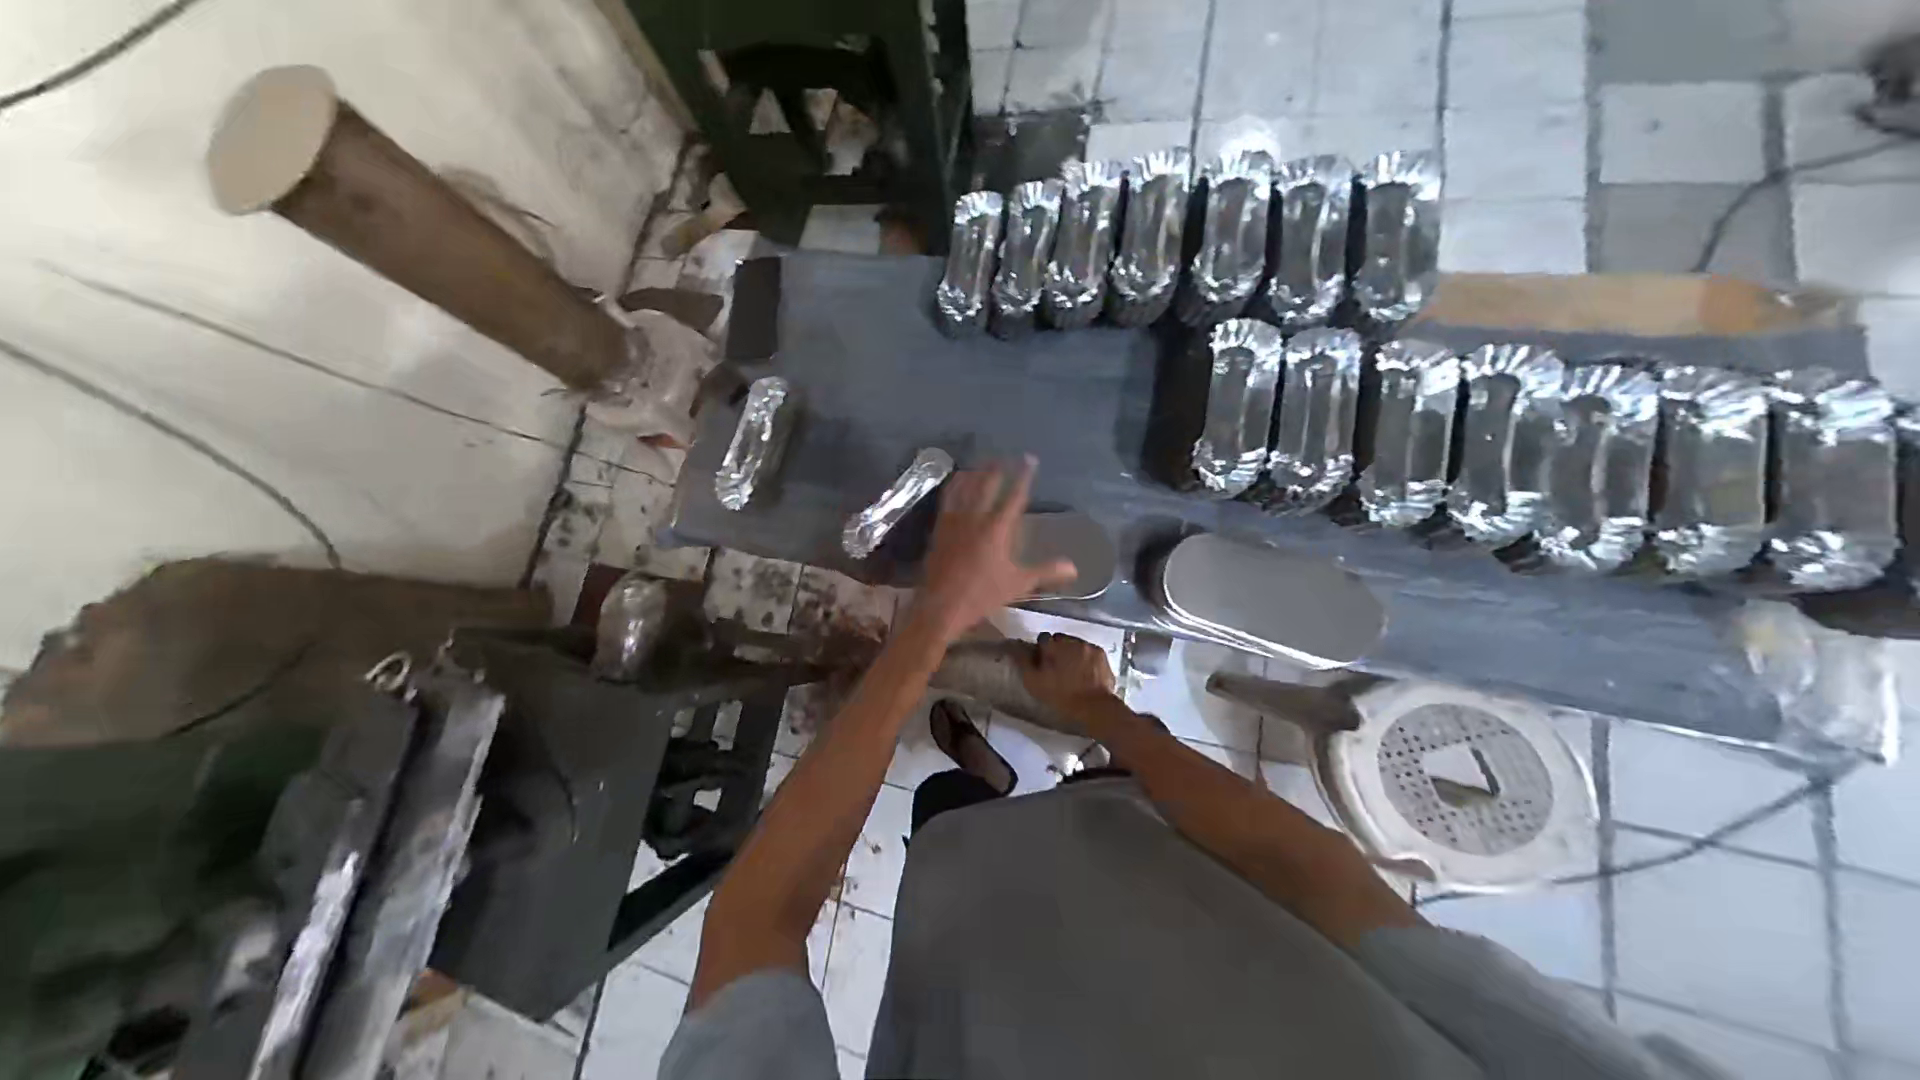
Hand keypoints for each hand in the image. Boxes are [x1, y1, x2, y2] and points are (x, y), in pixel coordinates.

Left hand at [912, 457, 1075, 639]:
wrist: (941, 604)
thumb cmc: (982, 595)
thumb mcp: (1018, 584)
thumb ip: (1046, 571)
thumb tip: (1074, 567)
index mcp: (997, 528)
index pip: (1014, 495)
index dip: (1024, 475)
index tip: (1030, 459)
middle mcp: (975, 517)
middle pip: (987, 483)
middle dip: (998, 468)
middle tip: (1006, 457)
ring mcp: (954, 520)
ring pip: (964, 487)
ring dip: (975, 473)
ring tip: (981, 464)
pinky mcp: (939, 527)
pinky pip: (947, 499)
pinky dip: (954, 486)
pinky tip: (956, 484)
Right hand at [1022, 631, 1118, 713]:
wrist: (1095, 707)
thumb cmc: (1062, 696)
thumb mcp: (1034, 683)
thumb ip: (1023, 662)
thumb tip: (1015, 646)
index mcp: (1054, 645)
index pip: (1043, 638)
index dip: (1042, 650)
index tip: (1042, 663)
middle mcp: (1072, 640)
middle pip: (1060, 639)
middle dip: (1058, 649)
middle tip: (1057, 668)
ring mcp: (1089, 646)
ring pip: (1076, 644)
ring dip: (1072, 653)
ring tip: (1073, 671)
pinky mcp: (1102, 655)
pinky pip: (1089, 652)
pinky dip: (1086, 658)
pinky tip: (1086, 673)